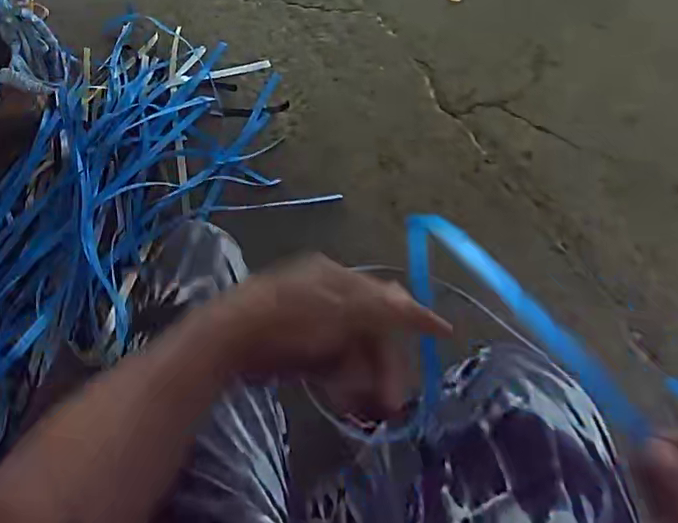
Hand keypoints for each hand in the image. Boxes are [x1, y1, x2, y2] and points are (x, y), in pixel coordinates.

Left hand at [204, 255, 451, 417]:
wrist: (232, 337)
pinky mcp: (294, 342)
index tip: (444, 332)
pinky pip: (330, 360)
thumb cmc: (288, 320)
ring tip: (362, 402)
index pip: (383, 295)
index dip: (414, 315)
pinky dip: (340, 377)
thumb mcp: (339, 310)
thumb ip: (378, 306)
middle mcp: (322, 292)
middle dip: (385, 363)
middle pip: (369, 328)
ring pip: (352, 349)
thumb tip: (410, 299)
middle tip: (391, 401)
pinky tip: (339, 395)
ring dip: (363, 376)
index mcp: (332, 276)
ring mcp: (307, 317)